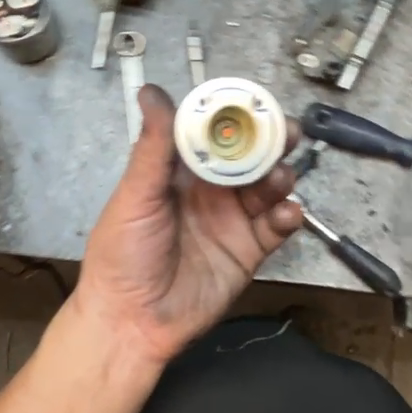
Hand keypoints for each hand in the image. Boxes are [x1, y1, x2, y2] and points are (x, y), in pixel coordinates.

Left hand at [73, 84, 303, 367]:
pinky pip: (276, 228)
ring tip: (280, 179)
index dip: (236, 118)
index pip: (214, 134)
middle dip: (271, 143)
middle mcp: (210, 191)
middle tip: (288, 133)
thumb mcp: (135, 196)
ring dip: (280, 177)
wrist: (133, 321)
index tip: (254, 105)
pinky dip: (287, 216)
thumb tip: (153, 92)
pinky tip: (287, 213)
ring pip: (268, 188)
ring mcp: (232, 220)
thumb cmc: (123, 254)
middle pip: (250, 158)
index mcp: (180, 172)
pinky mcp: (249, 251)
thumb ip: (153, 147)